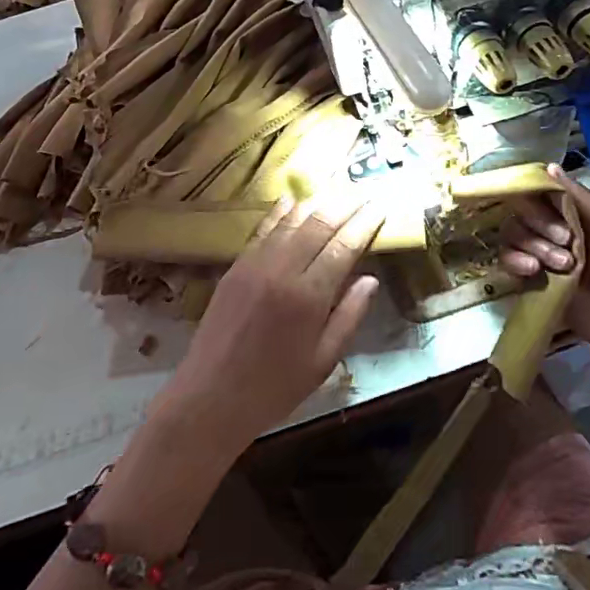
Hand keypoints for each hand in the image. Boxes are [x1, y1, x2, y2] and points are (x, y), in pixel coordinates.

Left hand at [156, 195, 382, 452]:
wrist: (210, 397)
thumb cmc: (274, 388)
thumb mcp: (323, 361)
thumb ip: (349, 316)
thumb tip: (370, 279)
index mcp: (309, 297)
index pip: (343, 247)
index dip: (364, 224)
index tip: (379, 208)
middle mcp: (282, 271)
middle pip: (318, 225)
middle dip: (343, 207)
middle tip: (362, 195)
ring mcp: (255, 265)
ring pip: (290, 222)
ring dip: (315, 204)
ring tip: (335, 192)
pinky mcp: (235, 267)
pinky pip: (262, 231)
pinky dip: (280, 213)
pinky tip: (291, 201)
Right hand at [500, 164, 589, 355]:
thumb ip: (581, 199)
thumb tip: (549, 167)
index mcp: (574, 212)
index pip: (542, 191)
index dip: (539, 194)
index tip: (546, 204)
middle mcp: (552, 229)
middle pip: (523, 210)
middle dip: (541, 224)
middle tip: (566, 241)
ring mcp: (538, 253)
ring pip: (513, 233)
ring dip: (534, 245)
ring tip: (562, 265)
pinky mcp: (528, 278)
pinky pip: (507, 259)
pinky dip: (516, 261)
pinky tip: (533, 271)